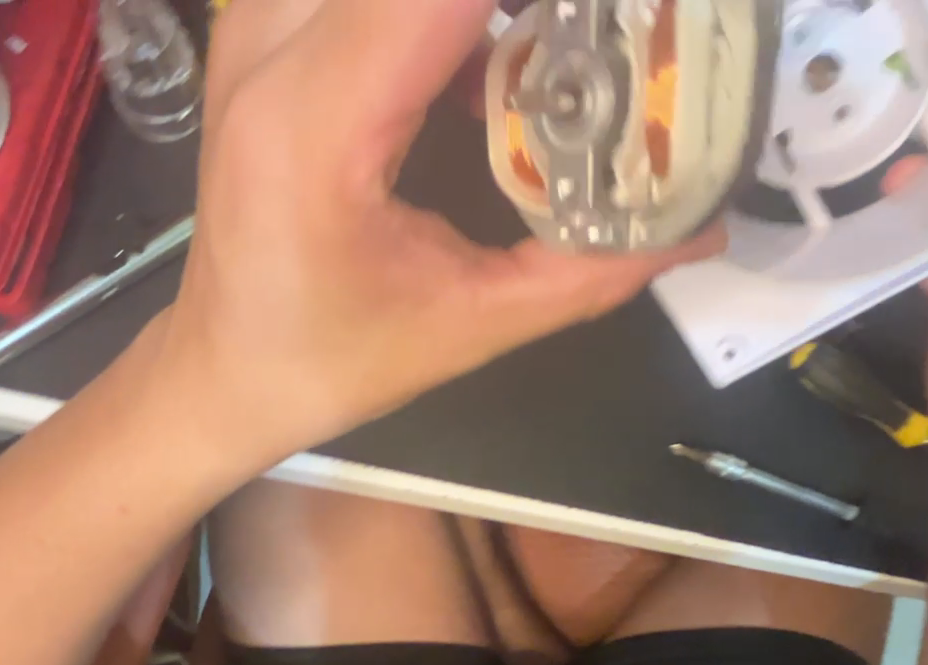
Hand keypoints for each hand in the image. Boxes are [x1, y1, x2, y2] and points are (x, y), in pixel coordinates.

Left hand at [165, 0, 722, 452]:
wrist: (226, 366)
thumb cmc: (329, 362)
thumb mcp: (467, 324)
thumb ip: (589, 268)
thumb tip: (700, 222)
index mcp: (315, 124)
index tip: (639, 8)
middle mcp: (269, 41)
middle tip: (608, 25)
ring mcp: (256, 22)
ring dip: (479, 4)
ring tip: (555, 40)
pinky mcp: (264, 27)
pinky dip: (442, 7)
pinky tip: (493, 44)